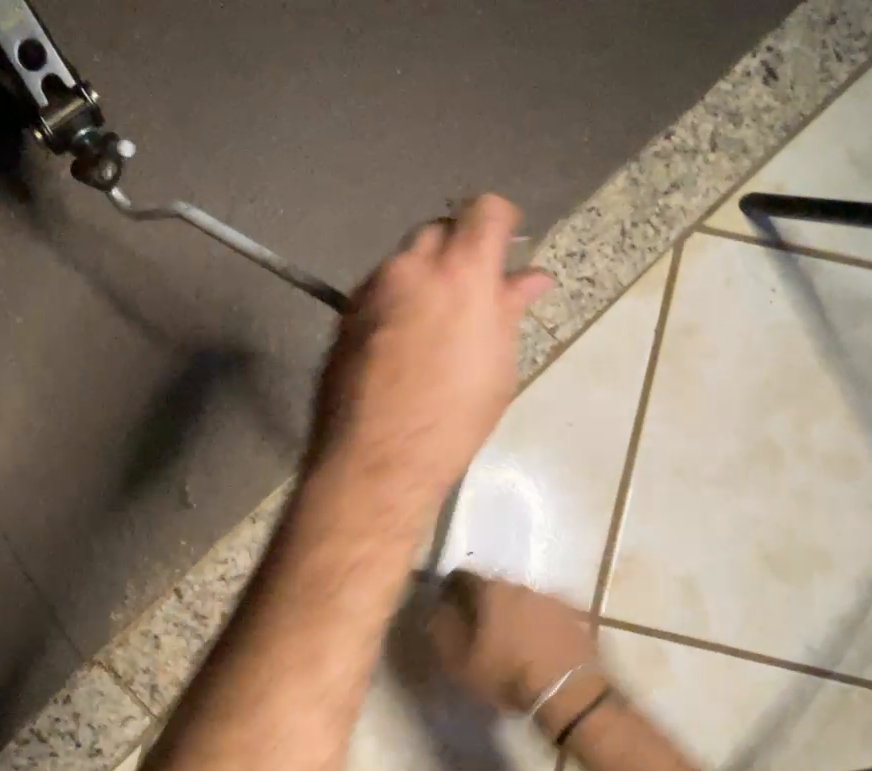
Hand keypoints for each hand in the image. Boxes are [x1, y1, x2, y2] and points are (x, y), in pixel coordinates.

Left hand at [310, 195, 551, 501]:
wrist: (377, 458)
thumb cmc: (453, 418)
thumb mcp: (498, 365)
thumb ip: (508, 310)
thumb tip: (529, 279)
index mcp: (461, 272)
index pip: (485, 210)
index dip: (500, 222)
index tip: (507, 244)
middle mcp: (409, 269)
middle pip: (437, 232)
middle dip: (457, 250)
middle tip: (471, 289)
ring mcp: (369, 293)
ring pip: (400, 265)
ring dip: (421, 279)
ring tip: (434, 324)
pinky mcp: (342, 320)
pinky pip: (375, 296)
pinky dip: (393, 305)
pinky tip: (400, 344)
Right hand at [425, 571, 603, 733]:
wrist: (568, 692)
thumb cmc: (506, 674)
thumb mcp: (460, 662)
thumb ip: (442, 631)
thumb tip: (436, 612)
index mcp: (490, 591)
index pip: (461, 577)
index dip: (450, 592)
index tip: (447, 609)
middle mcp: (521, 586)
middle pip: (495, 588)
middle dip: (485, 604)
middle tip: (479, 629)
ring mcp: (552, 599)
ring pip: (523, 601)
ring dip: (514, 614)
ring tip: (511, 641)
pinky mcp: (576, 616)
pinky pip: (548, 616)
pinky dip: (539, 626)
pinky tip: (537, 647)